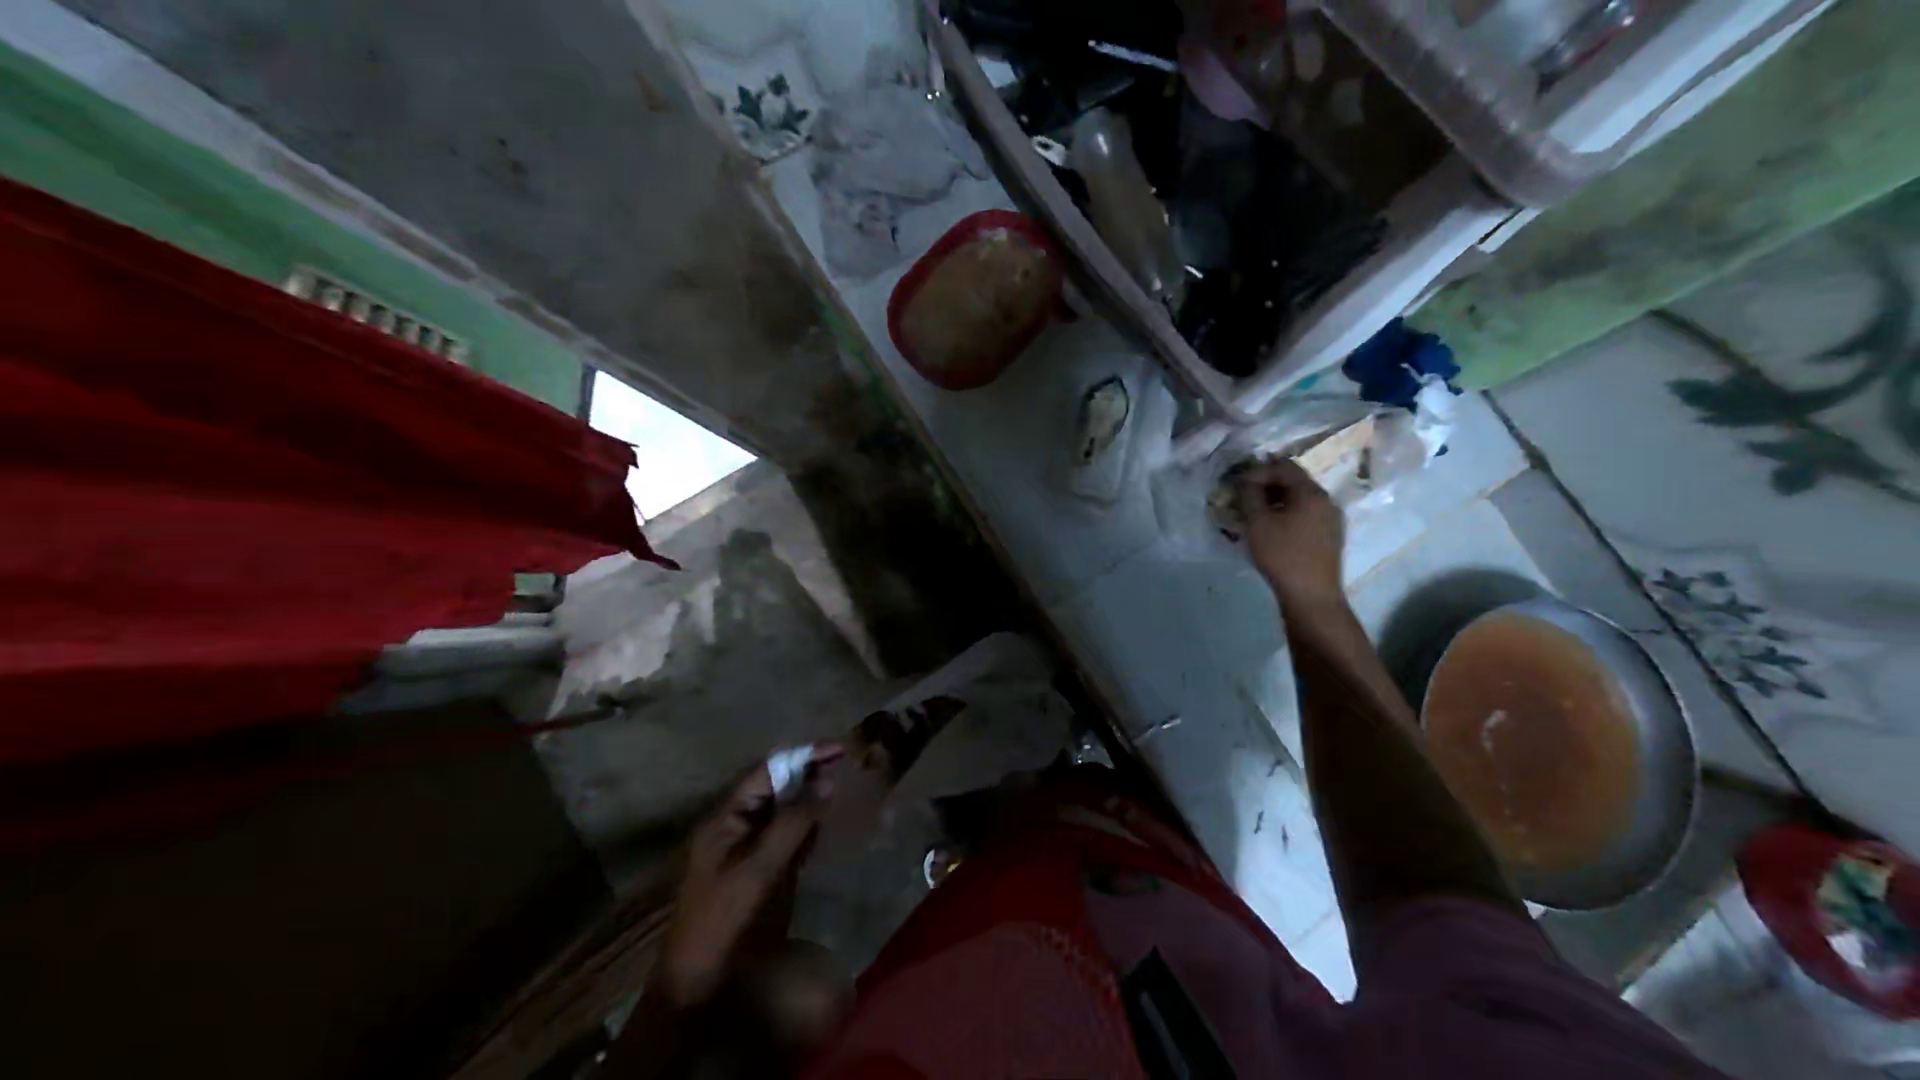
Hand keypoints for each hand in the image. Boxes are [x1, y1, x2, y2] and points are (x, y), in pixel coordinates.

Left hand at [652, 751, 839, 1008]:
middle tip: (842, 769)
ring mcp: (740, 849)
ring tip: (833, 797)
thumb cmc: (723, 920)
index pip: (767, 771)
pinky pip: (779, 838)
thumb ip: (792, 824)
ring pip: (779, 811)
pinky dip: (800, 831)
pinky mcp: (750, 871)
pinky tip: (815, 836)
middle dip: (806, 776)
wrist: (693, 983)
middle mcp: (732, 825)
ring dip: (805, 802)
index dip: (802, 756)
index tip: (838, 750)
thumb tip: (824, 782)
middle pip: (773, 788)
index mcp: (726, 817)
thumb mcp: (759, 869)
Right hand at [1236, 458, 1346, 613]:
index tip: (1238, 485)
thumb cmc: (1282, 555)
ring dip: (1277, 500)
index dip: (1258, 471)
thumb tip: (1247, 478)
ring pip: (1301, 498)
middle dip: (1267, 485)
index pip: (1283, 466)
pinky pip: (1307, 513)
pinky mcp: (1331, 535)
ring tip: (1256, 514)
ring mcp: (1332, 518)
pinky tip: (1274, 529)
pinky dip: (1288, 513)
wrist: (1312, 594)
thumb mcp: (1258, 522)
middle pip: (1294, 480)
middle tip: (1244, 497)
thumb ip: (1249, 494)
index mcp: (1311, 492)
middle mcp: (1326, 499)